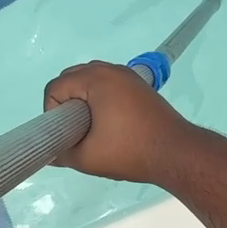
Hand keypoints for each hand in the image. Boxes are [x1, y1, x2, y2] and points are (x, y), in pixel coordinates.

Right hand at [43, 61, 198, 183]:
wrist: (176, 153)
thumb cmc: (130, 151)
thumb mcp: (87, 158)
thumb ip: (62, 153)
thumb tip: (50, 154)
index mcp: (95, 79)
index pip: (55, 87)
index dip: (52, 113)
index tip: (64, 134)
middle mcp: (110, 69)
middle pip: (71, 78)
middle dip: (66, 104)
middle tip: (74, 131)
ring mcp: (127, 75)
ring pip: (90, 81)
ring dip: (83, 101)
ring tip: (91, 129)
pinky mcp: (138, 86)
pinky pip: (108, 85)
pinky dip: (100, 99)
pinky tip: (109, 124)